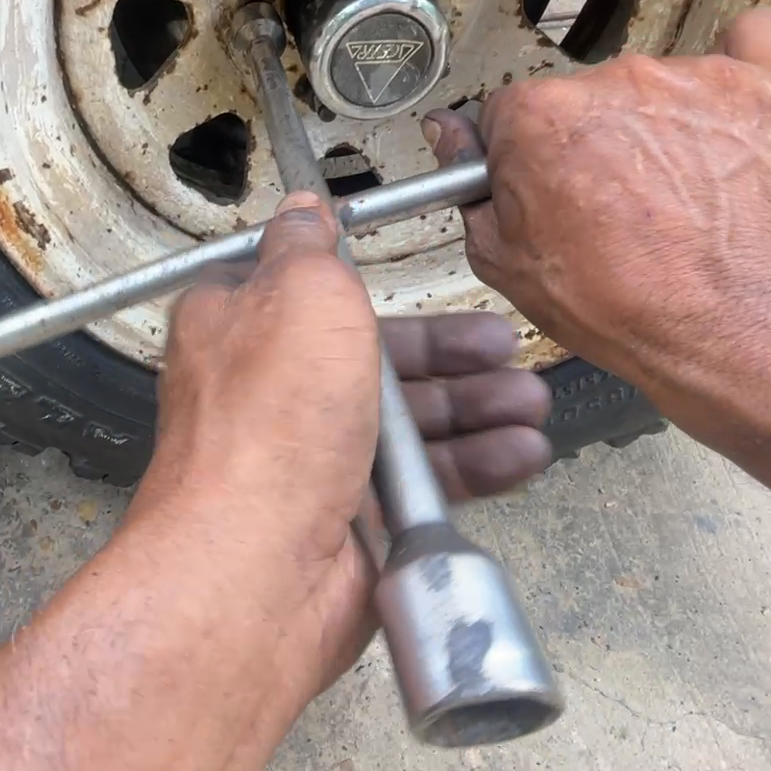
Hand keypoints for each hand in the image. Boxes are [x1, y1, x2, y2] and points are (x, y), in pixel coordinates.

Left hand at [133, 191, 551, 699]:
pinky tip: (521, 451)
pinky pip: (420, 475)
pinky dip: (472, 461)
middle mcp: (270, 386)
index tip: (402, 268)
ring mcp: (309, 451)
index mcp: (239, 324)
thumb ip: (307, 244)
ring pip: (405, 416)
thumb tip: (302, 208)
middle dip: (446, 349)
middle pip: (370, 353)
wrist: (260, 562)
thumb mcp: (300, 293)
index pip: (303, 288)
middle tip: (504, 347)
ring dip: (472, 405)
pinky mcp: (348, 511)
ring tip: (530, 401)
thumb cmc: (274, 413)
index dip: (357, 279)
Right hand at [423, 6, 770, 387]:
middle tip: (604, 200)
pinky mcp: (766, 86)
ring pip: (650, 84)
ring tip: (673, 187)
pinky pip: (751, 39)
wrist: (726, 326)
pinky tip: (725, 110)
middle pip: (578, 97)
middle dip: (582, 140)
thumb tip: (449, 134)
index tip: (536, 186)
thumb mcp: (500, 259)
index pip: (506, 112)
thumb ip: (467, 185)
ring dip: (651, 123)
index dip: (517, 155)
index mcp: (535, 117)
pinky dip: (734, 69)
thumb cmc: (614, 300)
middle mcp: (607, 81)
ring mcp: (691, 78)